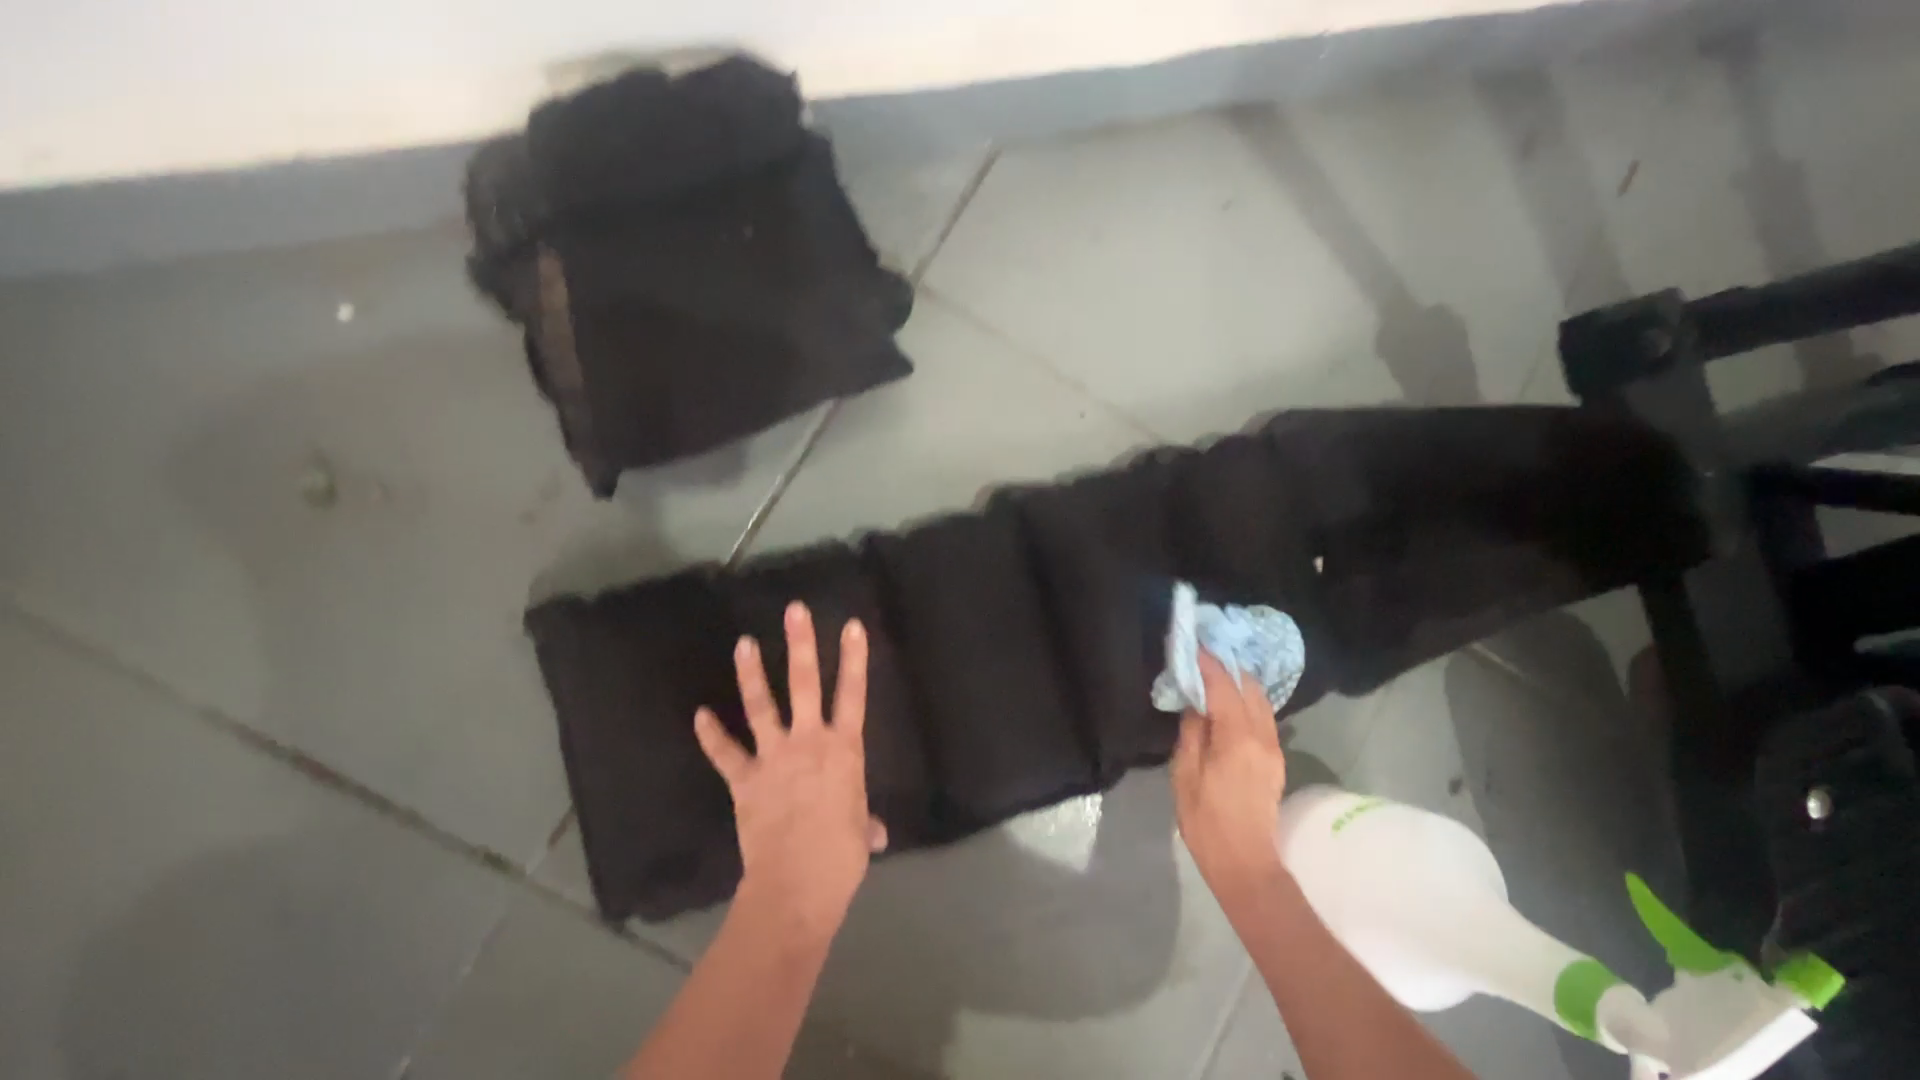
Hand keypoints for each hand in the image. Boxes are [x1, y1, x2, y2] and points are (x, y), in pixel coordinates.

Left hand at [694, 602, 886, 940]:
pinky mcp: (744, 780)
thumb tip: (873, 833)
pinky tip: (699, 715)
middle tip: (793, 610)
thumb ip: (864, 823)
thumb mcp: (860, 835)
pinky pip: (725, 753)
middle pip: (804, 684)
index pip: (853, 694)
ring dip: (750, 674)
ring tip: (743, 643)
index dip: (854, 659)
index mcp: (845, 751)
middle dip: (800, 644)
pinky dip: (711, 735)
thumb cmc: (840, 858)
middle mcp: (809, 743)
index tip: (850, 625)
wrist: (797, 885)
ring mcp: (773, 758)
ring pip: (762, 706)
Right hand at [1171, 651, 1290, 917]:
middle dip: (1229, 667)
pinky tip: (1231, 702)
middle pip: (1250, 687)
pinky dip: (1247, 701)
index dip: (1209, 663)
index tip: (1195, 645)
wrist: (1246, 863)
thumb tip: (1196, 706)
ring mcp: (1273, 748)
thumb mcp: (1186, 776)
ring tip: (1217, 673)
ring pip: (1261, 701)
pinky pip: (1263, 717)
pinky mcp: (1275, 759)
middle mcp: (1262, 736)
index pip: (1224, 686)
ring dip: (1240, 683)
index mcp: (1237, 737)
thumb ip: (1192, 734)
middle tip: (1206, 653)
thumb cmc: (1207, 822)